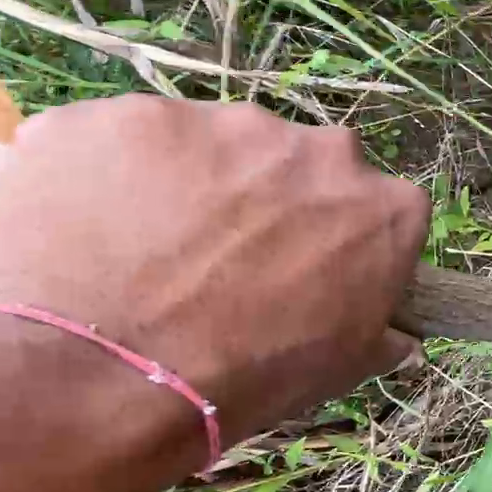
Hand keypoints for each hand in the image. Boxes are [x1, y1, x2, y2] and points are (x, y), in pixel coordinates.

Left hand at [0, 95, 429, 446]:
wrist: (103, 375)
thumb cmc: (251, 374)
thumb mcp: (348, 361)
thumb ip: (384, 333)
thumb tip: (399, 337)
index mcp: (390, 206)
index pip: (381, 206)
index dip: (343, 234)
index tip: (312, 263)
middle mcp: (325, 151)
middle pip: (304, 162)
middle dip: (275, 196)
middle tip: (229, 250)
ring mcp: (227, 126)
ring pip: (217, 144)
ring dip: (197, 179)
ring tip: (150, 242)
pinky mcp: (129, 116)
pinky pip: (125, 137)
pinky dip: (111, 171)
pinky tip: (91, 223)